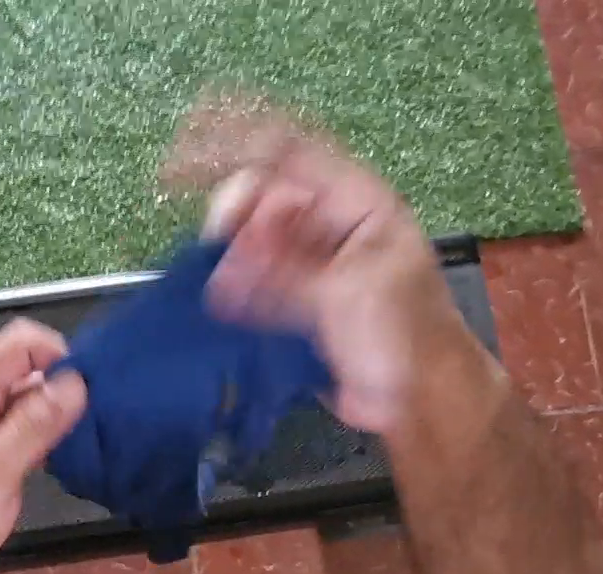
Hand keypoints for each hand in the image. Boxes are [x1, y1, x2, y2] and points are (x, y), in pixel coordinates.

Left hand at [0, 319, 86, 573]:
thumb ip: (32, 425)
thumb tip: (77, 381)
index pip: (20, 344)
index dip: (58, 354)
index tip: (89, 389)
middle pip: (31, 367)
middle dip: (67, 381)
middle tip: (101, 414)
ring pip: (35, 399)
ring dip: (64, 408)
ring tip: (95, 433)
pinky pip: (32, 427)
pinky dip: (55, 433)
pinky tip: (75, 453)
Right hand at [199, 139, 478, 433]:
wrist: (418, 399)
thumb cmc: (405, 336)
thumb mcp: (350, 293)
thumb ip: (288, 269)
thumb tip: (227, 256)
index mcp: (355, 203)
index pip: (288, 153)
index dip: (235, 144)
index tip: (183, 154)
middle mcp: (328, 227)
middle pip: (263, 197)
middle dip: (232, 214)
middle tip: (214, 243)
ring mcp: (309, 266)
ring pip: (253, 243)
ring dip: (229, 256)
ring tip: (220, 284)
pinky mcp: (294, 305)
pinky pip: (253, 284)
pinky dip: (231, 289)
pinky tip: (215, 300)